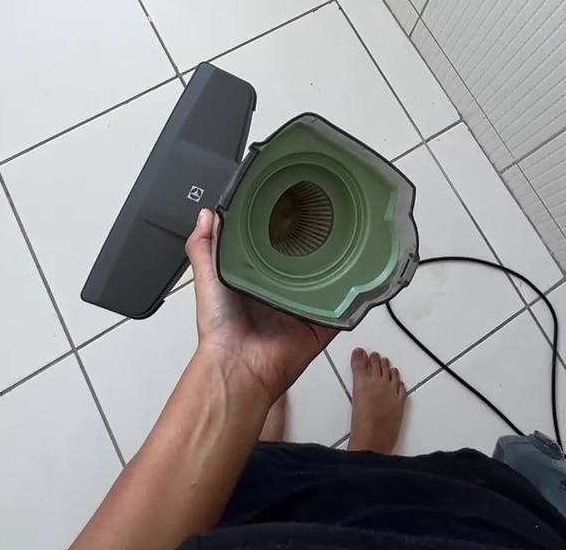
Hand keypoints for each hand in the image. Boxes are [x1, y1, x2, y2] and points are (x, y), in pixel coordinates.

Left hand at [184, 209, 336, 404]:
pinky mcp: (322, 324)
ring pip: (328, 280)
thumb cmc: (221, 324)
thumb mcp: (208, 278)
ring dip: (339, 265)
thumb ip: (204, 247)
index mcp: (261, 278)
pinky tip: (361, 273)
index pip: (279, 246)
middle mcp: (285, 291)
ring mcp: (306, 307)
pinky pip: (343, 307)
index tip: (296, 200)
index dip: (286, 226)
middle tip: (330, 215)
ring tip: (352, 237)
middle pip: (307, 261)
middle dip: (318, 242)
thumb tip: (208, 213)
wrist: (237, 366)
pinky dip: (353, 295)